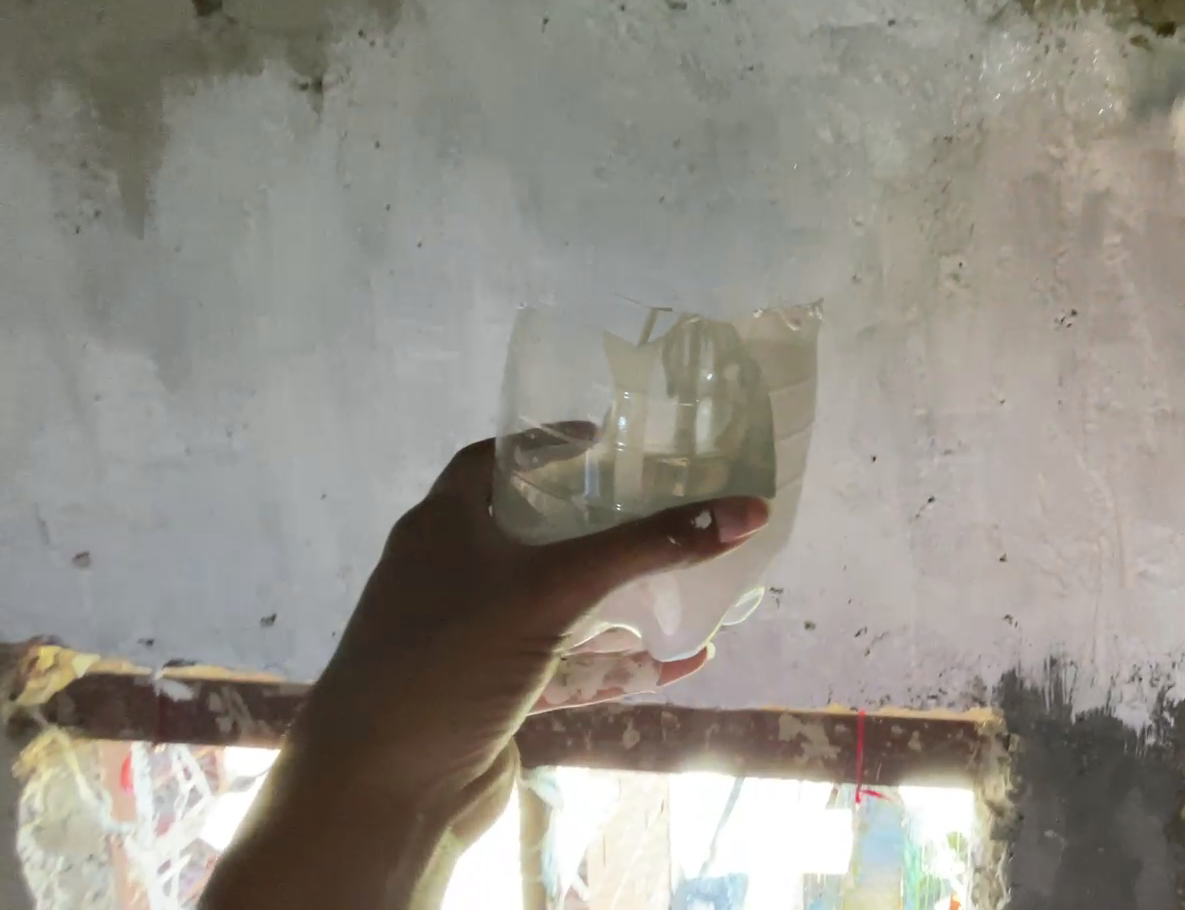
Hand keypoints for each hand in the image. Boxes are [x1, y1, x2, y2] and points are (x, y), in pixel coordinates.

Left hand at [262, 436, 766, 835]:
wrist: (376, 805)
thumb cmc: (449, 662)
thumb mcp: (555, 588)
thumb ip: (652, 546)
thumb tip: (749, 510)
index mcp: (445, 527)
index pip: (493, 460)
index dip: (546, 444)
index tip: (605, 440)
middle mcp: (456, 573)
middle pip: (541, 530)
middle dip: (605, 523)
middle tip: (663, 504)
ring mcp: (477, 635)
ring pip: (564, 600)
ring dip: (625, 597)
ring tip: (689, 579)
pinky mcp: (500, 688)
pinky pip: (572, 660)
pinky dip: (623, 659)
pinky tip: (682, 658)